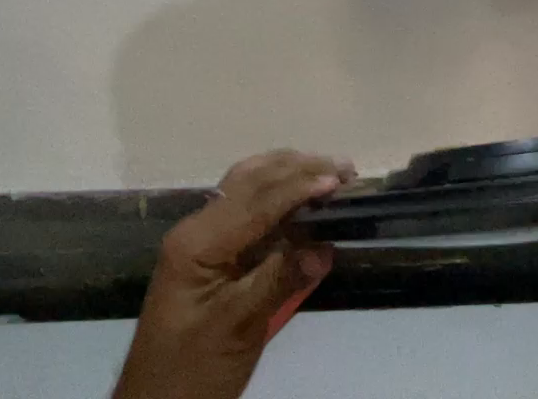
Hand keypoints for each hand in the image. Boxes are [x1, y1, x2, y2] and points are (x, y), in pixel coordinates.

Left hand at [115, 150, 354, 398]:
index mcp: (198, 242)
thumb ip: (280, 282)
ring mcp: (203, 238)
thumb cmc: (192, 370)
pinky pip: (249, 209)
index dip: (299, 187)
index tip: (339, 181)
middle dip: (298, 169)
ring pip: (249, 186)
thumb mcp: (237, 329)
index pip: (256, 201)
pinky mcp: (213, 252)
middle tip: (345, 167)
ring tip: (329, 171)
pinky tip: (302, 196)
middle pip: (252, 181)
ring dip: (289, 174)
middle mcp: (198, 227)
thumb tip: (325, 248)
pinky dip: (279, 195)